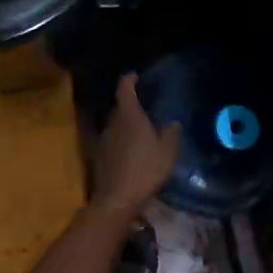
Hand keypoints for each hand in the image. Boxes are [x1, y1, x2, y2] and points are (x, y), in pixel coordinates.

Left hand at [91, 73, 180, 215]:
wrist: (116, 197)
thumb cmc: (145, 170)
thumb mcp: (167, 152)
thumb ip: (170, 134)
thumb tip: (171, 123)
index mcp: (128, 116)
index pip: (124, 89)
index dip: (129, 80)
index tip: (136, 76)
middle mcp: (112, 123)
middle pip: (120, 106)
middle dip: (131, 104)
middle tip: (147, 105)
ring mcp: (104, 138)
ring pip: (116, 123)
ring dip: (127, 122)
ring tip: (143, 128)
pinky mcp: (100, 153)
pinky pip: (113, 138)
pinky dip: (123, 137)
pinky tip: (134, 148)